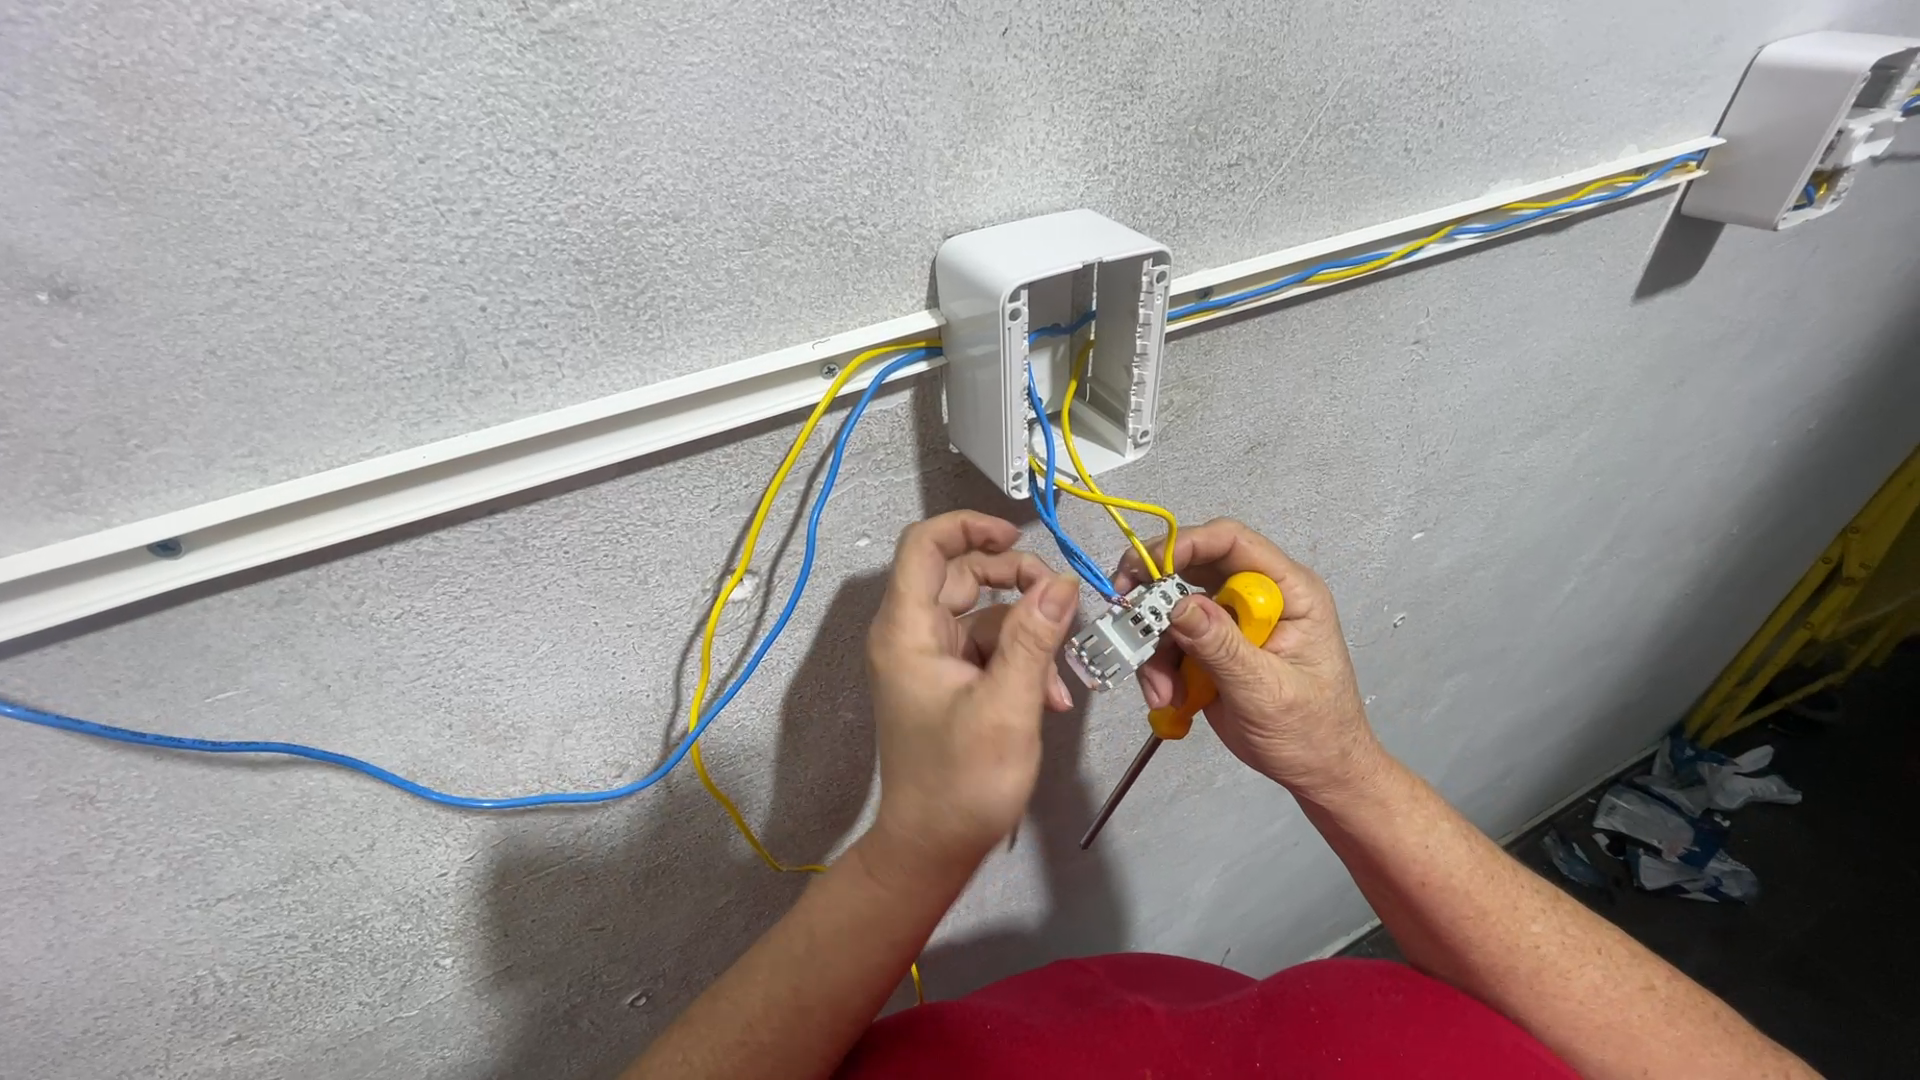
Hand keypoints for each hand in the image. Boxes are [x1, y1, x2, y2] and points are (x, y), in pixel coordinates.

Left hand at [865, 511, 1080, 867]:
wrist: (933, 847)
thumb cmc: (963, 780)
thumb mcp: (1008, 705)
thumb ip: (1035, 638)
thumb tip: (1063, 581)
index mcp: (907, 629)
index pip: (925, 545)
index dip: (969, 527)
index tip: (1018, 537)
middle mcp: (913, 634)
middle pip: (962, 574)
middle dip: (1016, 581)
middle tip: (1061, 603)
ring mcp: (931, 658)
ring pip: (984, 613)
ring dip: (1028, 632)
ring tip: (1060, 675)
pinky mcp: (949, 680)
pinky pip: (988, 648)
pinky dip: (1020, 661)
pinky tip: (1051, 696)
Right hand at [1115, 519, 1380, 801]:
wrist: (1316, 772)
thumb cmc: (1311, 732)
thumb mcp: (1265, 689)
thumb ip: (1220, 646)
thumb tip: (1175, 605)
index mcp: (1288, 591)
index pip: (1232, 542)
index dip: (1186, 544)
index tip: (1144, 568)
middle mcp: (1255, 596)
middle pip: (1190, 570)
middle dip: (1153, 596)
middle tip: (1123, 612)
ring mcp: (1230, 622)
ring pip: (1171, 611)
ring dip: (1155, 649)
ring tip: (1160, 691)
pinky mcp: (1209, 647)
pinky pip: (1169, 643)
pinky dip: (1159, 669)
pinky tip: (1167, 699)